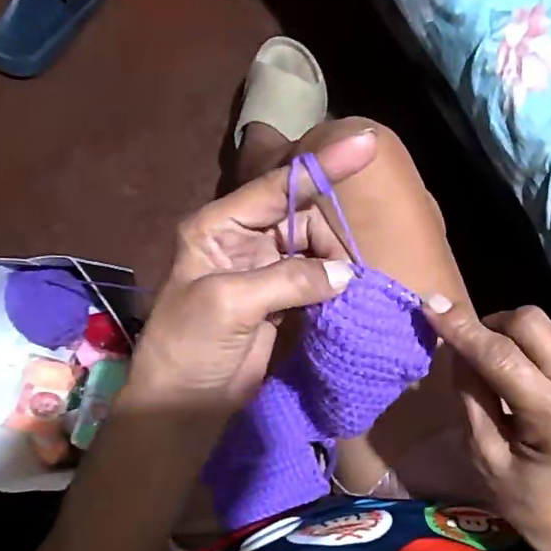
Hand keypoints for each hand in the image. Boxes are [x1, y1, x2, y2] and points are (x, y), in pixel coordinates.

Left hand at [125, 130, 377, 414]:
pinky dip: (334, 286)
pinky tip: (351, 293)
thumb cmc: (189, 347)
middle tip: (353, 267)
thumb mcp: (229, 304)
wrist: (183, 405)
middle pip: (302, 217)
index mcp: (217, 227)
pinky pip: (316, 280)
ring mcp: (263, 270)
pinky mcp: (279, 301)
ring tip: (353, 285)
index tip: (366, 145)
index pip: (275, 186)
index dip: (321, 167)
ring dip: (337, 262)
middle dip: (332, 234)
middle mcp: (242, 240)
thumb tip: (344, 273)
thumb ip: (288, 280)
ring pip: (314, 249)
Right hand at [424, 297, 550, 550]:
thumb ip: (469, 391)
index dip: (465, 330)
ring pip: (542, 325)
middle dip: (489, 326)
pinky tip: (518, 372)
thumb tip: (454, 336)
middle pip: (530, 323)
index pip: (504, 360)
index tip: (431, 307)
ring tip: (492, 366)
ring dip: (506, 334)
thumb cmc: (519, 492)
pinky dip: (524, 345)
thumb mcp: (481, 451)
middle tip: (468, 350)